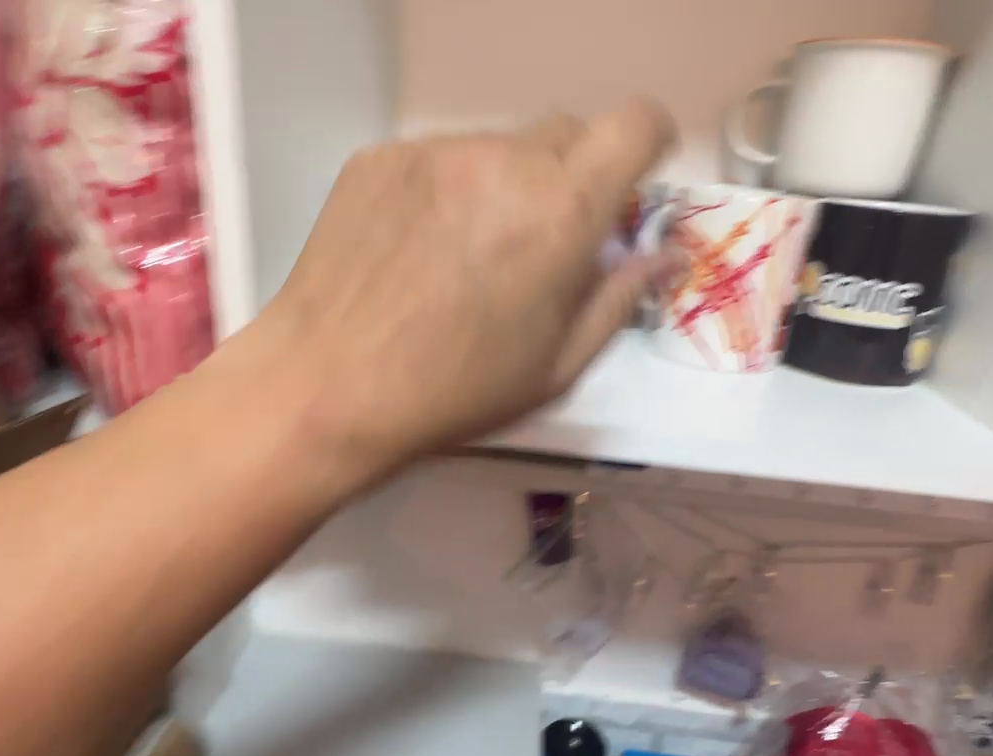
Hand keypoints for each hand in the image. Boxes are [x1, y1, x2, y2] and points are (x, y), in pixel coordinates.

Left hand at [239, 100, 676, 478]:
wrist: (329, 386)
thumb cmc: (454, 393)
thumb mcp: (555, 368)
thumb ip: (618, 299)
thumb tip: (663, 255)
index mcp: (559, 211)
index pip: (634, 124)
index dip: (648, 144)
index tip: (634, 182)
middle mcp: (501, 160)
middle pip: (566, 134)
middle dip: (575, 178)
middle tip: (545, 242)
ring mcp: (434, 152)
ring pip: (499, 146)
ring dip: (508, 186)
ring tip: (469, 256)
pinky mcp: (380, 157)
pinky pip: (440, 158)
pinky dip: (451, 191)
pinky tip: (419, 250)